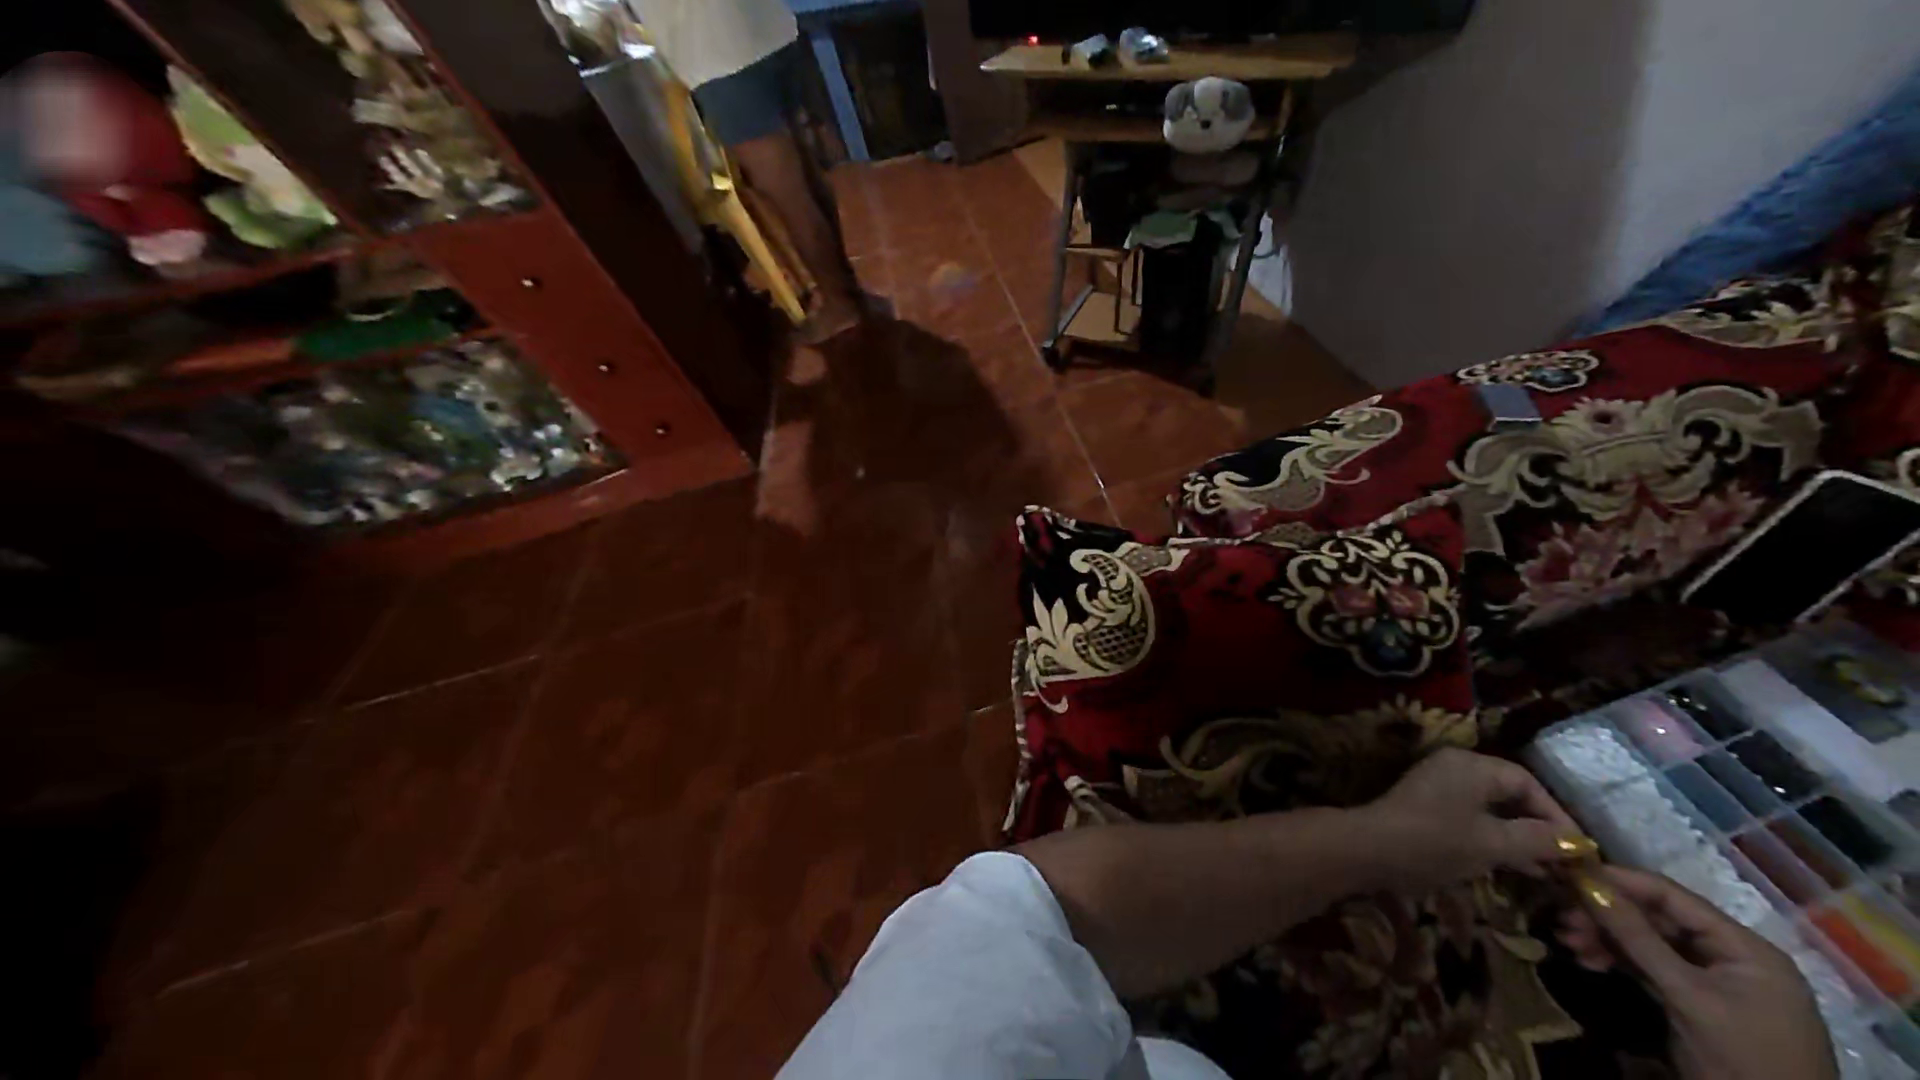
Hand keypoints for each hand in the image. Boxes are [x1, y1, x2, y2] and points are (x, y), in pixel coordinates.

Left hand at [1352, 747, 1581, 893]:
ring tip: (1552, 873)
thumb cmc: (1436, 841)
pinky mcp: (1428, 809)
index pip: (1527, 783)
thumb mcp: (1494, 843)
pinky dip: (1497, 840)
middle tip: (1570, 865)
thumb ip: (1538, 840)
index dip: (1557, 816)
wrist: (1369, 849)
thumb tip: (1577, 844)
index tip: (1581, 851)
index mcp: (1470, 765)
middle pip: (1510, 794)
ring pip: (1492, 809)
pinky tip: (1520, 869)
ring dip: (1521, 838)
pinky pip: (1473, 819)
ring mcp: (1438, 788)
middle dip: (1541, 829)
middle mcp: (1454, 769)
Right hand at [1558, 866, 1834, 1079]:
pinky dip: (1615, 959)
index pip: (1672, 896)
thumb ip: (1637, 938)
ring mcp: (1709, 978)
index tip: (1569, 873)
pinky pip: (1646, 965)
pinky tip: (1587, 961)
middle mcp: (1727, 954)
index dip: (1619, 880)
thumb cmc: (1745, 1056)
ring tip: (1568, 941)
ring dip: (1604, 937)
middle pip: (1654, 917)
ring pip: (1644, 940)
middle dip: (1605, 916)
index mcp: (1744, 947)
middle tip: (1562, 917)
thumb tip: (1587, 883)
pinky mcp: (1691, 998)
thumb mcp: (1687, 996)